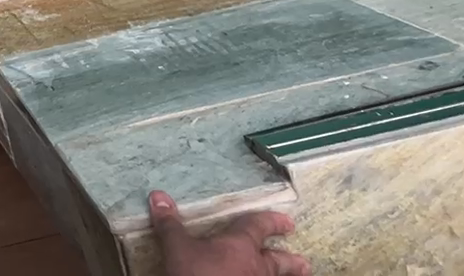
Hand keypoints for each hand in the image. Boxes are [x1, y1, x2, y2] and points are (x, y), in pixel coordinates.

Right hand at [150, 191, 309, 275]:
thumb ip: (170, 223)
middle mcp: (256, 268)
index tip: (286, 220)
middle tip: (304, 261)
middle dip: (290, 260)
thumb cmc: (195, 274)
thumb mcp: (176, 247)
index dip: (270, 221)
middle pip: (277, 262)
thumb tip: (159, 196)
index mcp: (239, 246)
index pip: (256, 227)